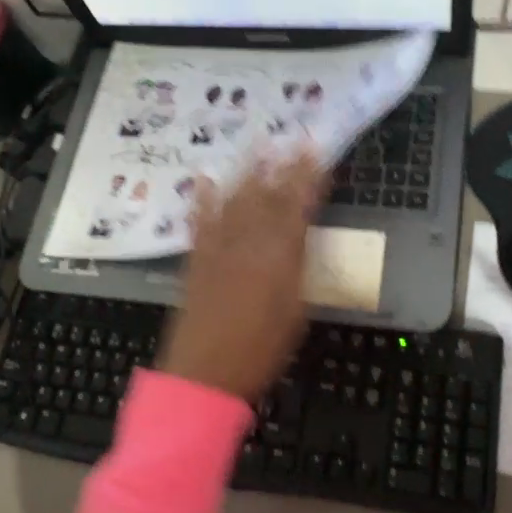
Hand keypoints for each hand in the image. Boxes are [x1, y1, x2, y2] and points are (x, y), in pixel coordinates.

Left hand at [159, 147, 326, 402]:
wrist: (204, 374)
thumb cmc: (260, 351)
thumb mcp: (295, 312)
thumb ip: (298, 270)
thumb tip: (303, 239)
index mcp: (279, 258)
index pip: (297, 207)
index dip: (307, 177)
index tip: (316, 152)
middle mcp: (247, 245)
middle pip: (266, 196)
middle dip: (281, 165)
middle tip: (291, 138)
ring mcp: (218, 248)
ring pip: (234, 200)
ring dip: (246, 171)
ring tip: (257, 144)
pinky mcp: (195, 259)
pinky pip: (199, 221)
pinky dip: (201, 198)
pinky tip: (203, 178)